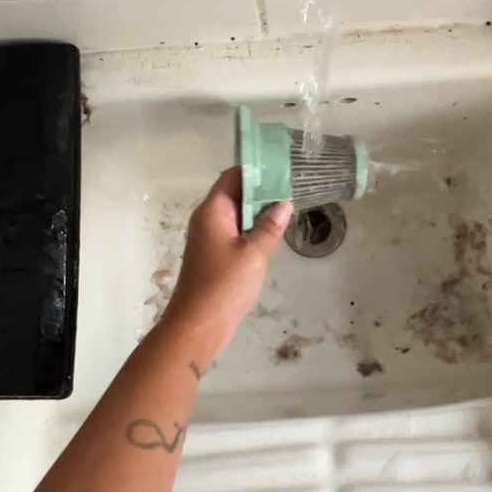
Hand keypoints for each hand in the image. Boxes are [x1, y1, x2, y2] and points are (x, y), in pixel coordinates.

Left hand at [162, 168, 292, 352]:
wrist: (199, 324)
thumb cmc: (224, 284)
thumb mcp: (253, 253)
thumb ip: (269, 227)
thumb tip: (283, 204)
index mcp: (212, 211)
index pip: (232, 177)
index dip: (255, 170)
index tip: (281, 166)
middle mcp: (208, 220)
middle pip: (235, 194)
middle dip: (262, 190)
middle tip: (292, 184)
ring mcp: (211, 239)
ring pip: (237, 215)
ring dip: (259, 211)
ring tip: (289, 205)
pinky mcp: (216, 255)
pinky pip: (236, 233)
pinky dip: (253, 229)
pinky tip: (274, 232)